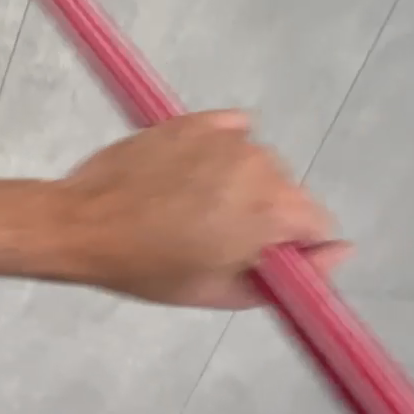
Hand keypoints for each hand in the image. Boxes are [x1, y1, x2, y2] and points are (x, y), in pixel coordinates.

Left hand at [53, 110, 350, 308]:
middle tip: (205, 232)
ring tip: (184, 203)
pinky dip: (218, 149)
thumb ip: (289, 280)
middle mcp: (260, 166)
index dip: (288, 246)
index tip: (248, 254)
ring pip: (255, 164)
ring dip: (235, 182)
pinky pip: (228, 131)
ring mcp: (223, 138)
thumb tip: (337, 252)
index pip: (317, 227)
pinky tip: (187, 168)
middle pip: (286, 193)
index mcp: (274, 211)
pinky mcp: (190, 121)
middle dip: (260, 214)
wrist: (77, 222)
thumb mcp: (218, 292)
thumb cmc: (143, 266)